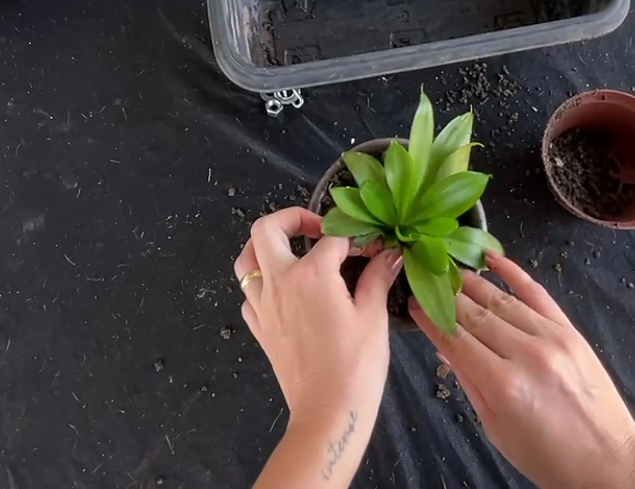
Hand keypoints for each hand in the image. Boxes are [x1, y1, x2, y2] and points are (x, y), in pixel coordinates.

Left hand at [235, 208, 400, 487]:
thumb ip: (377, 277)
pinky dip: (262, 284)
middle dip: (290, 218)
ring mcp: (264, 306)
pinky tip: (284, 292)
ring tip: (291, 251)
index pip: (332, 238)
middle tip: (316, 229)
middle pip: (266, 230)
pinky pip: (248, 294)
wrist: (327, 415)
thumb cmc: (355, 365)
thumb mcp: (373, 316)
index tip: (372, 246)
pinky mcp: (259, 328)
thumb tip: (389, 253)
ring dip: (265, 247)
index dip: (355, 237)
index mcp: (310, 273)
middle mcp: (280, 282)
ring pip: (246, 260)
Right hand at [411, 253, 634, 488]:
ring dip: (470, 282)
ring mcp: (550, 337)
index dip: (429, 318)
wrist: (611, 463)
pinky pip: (536, 292)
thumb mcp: (497, 430)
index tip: (411, 302)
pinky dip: (512, 271)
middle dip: (444, 294)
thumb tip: (443, 346)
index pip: (454, 338)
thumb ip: (469, 383)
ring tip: (448, 270)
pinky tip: (491, 257)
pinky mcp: (569, 330)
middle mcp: (525, 353)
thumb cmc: (548, 458)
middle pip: (473, 313)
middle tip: (423, 278)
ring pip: (499, 299)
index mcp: (502, 385)